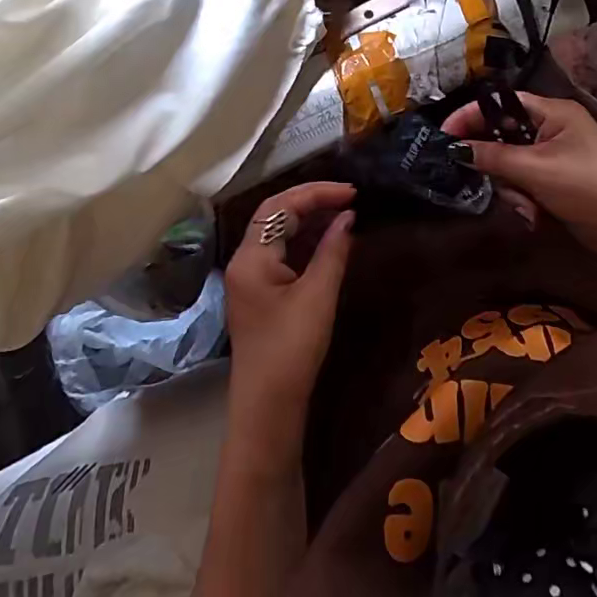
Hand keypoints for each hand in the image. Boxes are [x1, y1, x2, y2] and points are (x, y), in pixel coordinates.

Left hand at [222, 182, 355, 443]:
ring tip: (345, 215)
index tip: (351, 192)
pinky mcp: (259, 294)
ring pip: (277, 235)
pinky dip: (304, 244)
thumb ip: (333, 252)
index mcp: (251, 257)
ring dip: (308, 222)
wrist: (268, 403)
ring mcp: (249, 278)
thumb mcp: (318, 296)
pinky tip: (329, 243)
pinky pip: (280, 255)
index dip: (315, 193)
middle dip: (311, 202)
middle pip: (274, 215)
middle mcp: (244, 261)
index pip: (279, 206)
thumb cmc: (292, 348)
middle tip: (350, 199)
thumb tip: (347, 217)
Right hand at [442, 93, 596, 265]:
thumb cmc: (588, 188)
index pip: (500, 104)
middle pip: (500, 137)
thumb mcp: (535, 169)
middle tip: (492, 182)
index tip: (443, 137)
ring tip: (527, 207)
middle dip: (495, 164)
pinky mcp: (554, 183)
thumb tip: (453, 149)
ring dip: (510, 189)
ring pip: (508, 165)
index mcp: (553, 113)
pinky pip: (522, 184)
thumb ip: (491, 156)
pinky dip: (523, 200)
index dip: (470, 116)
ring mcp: (553, 158)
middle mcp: (551, 130)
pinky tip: (535, 216)